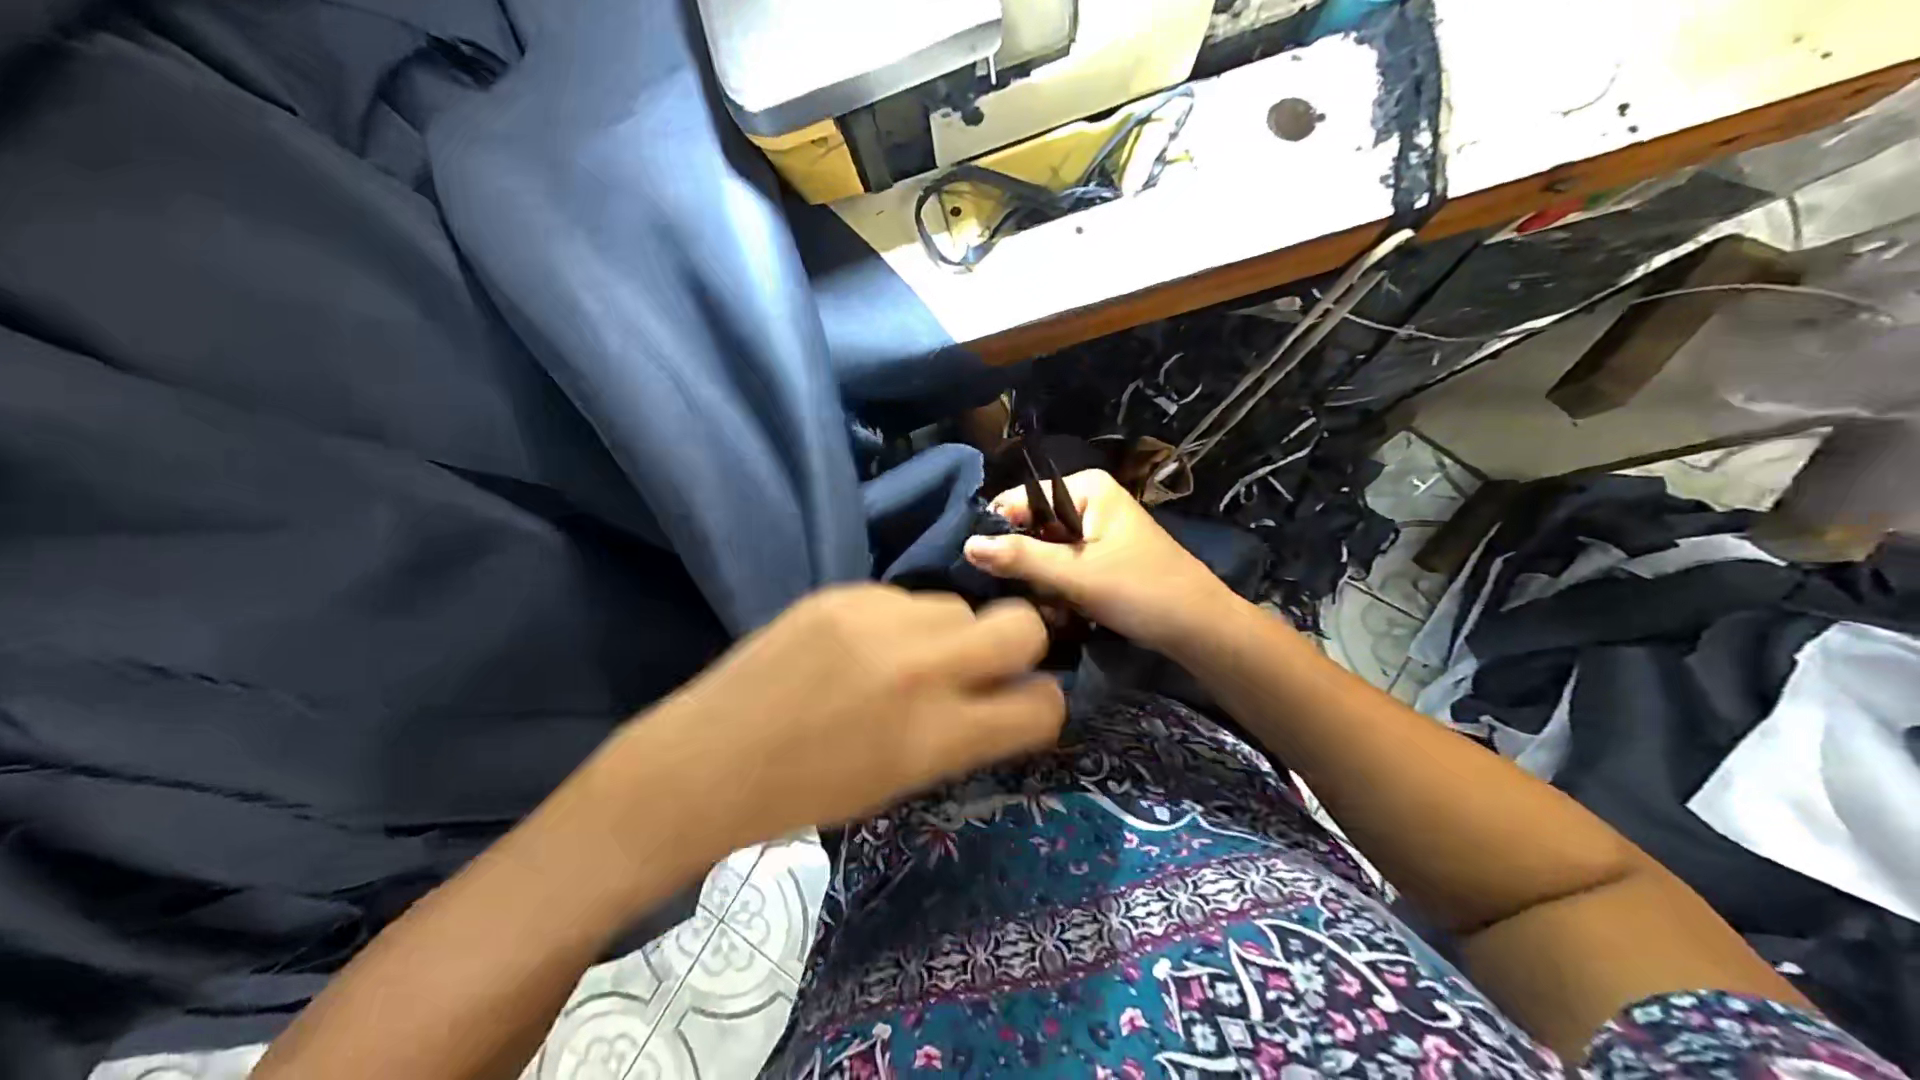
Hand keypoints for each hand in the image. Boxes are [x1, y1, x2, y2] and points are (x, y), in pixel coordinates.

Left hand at [620, 585, 1063, 847]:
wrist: (709, 762)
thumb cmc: (810, 792)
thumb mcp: (906, 778)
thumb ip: (967, 732)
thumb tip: (1009, 694)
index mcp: (941, 735)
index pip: (1042, 704)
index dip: (1043, 705)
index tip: (1023, 704)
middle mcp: (923, 667)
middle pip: (1022, 625)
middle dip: (1018, 646)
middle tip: (982, 665)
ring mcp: (880, 619)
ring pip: (957, 605)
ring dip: (948, 632)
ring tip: (902, 658)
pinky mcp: (843, 592)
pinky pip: (902, 597)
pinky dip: (897, 621)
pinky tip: (857, 646)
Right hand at [963, 469, 1239, 652]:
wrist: (1200, 629)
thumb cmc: (1142, 591)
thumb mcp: (1076, 575)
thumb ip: (1020, 558)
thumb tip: (967, 545)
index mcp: (1086, 489)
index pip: (1019, 500)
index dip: (999, 531)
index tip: (983, 568)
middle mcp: (1090, 502)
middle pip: (1031, 527)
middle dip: (1026, 565)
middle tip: (1026, 597)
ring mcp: (1097, 531)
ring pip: (1045, 552)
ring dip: (1042, 583)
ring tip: (1050, 610)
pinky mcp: (1101, 558)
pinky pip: (1063, 566)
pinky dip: (1059, 590)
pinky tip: (1063, 614)